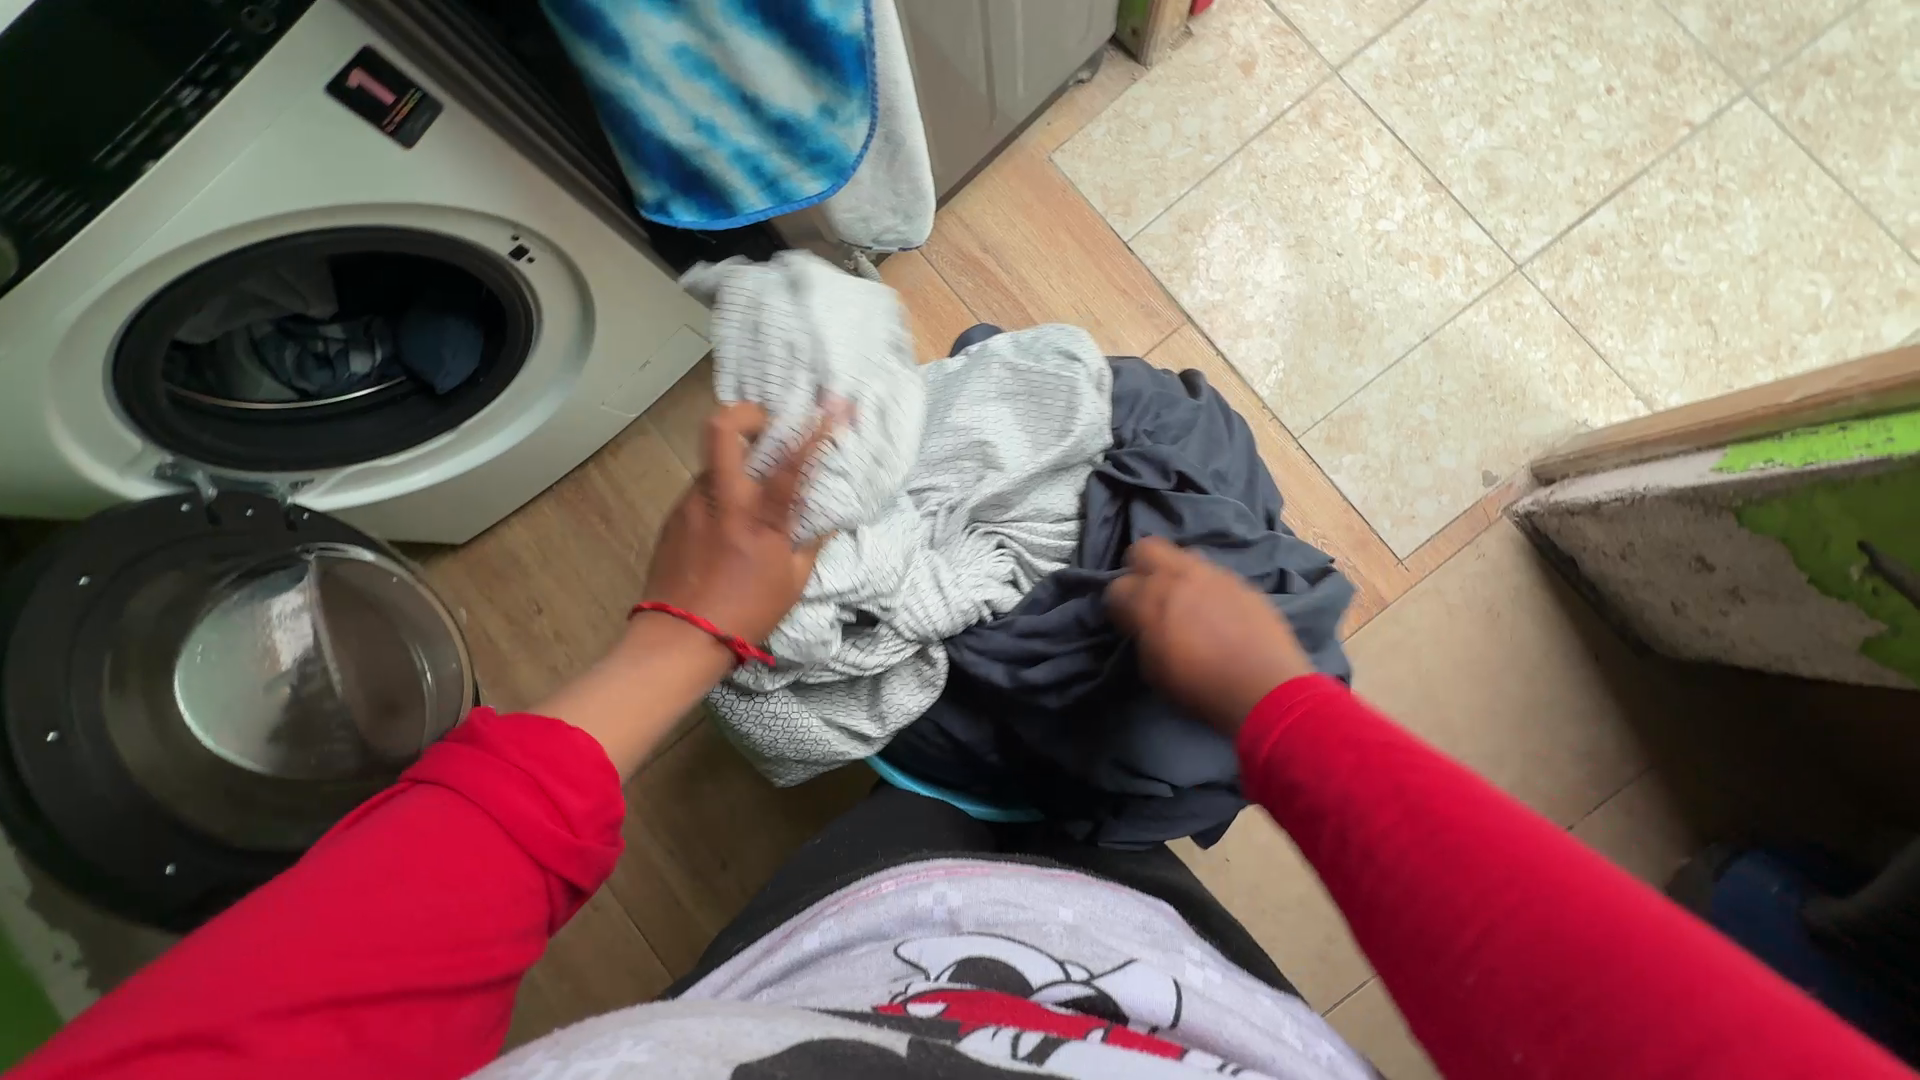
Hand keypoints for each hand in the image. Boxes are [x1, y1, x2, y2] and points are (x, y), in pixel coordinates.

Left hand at [640, 402, 830, 647]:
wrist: (679, 638)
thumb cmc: (746, 614)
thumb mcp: (794, 582)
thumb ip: (809, 543)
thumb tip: (823, 519)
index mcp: (761, 518)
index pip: (792, 461)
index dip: (813, 431)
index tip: (827, 411)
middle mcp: (723, 499)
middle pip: (722, 428)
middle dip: (746, 413)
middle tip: (765, 424)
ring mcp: (691, 504)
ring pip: (712, 462)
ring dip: (735, 465)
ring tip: (749, 493)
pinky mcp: (672, 517)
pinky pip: (701, 492)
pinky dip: (720, 496)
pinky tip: (726, 526)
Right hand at [1106, 536, 1315, 735]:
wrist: (1266, 689)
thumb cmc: (1201, 688)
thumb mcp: (1154, 671)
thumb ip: (1142, 638)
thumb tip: (1143, 626)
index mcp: (1149, 600)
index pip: (1116, 588)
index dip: (1117, 606)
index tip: (1126, 622)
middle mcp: (1179, 577)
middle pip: (1146, 549)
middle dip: (1140, 568)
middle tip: (1147, 594)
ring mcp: (1214, 575)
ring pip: (1183, 556)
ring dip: (1176, 574)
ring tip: (1185, 601)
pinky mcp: (1242, 582)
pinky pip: (1214, 574)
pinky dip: (1207, 587)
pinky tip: (1216, 612)